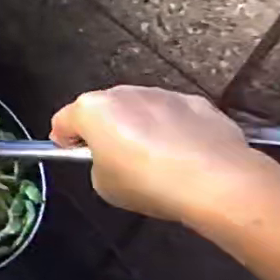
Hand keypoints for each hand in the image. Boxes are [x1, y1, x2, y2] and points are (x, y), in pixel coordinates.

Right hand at [50, 86, 277, 222]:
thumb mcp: (105, 187)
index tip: (70, 153)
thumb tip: (111, 160)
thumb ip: (98, 165)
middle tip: (118, 161)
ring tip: (159, 161)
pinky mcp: (196, 102)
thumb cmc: (148, 184)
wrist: (216, 182)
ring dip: (141, 127)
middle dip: (106, 130)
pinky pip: (175, 116)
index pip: (63, 120)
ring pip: (141, 110)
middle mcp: (122, 93)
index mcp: (91, 110)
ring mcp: (161, 94)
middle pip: (104, 110)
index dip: (63, 139)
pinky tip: (188, 156)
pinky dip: (175, 130)